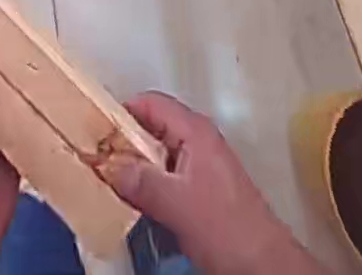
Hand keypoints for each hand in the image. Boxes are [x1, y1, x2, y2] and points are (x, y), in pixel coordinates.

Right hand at [104, 92, 337, 274]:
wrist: (266, 268)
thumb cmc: (224, 227)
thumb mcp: (176, 203)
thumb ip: (140, 181)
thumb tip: (106, 164)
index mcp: (194, 130)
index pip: (150, 103)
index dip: (122, 111)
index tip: (95, 130)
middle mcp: (198, 139)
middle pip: (152, 126)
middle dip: (125, 140)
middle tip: (97, 158)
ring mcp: (201, 165)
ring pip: (158, 152)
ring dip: (135, 165)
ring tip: (109, 180)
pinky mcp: (202, 189)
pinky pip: (166, 174)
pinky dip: (148, 182)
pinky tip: (135, 201)